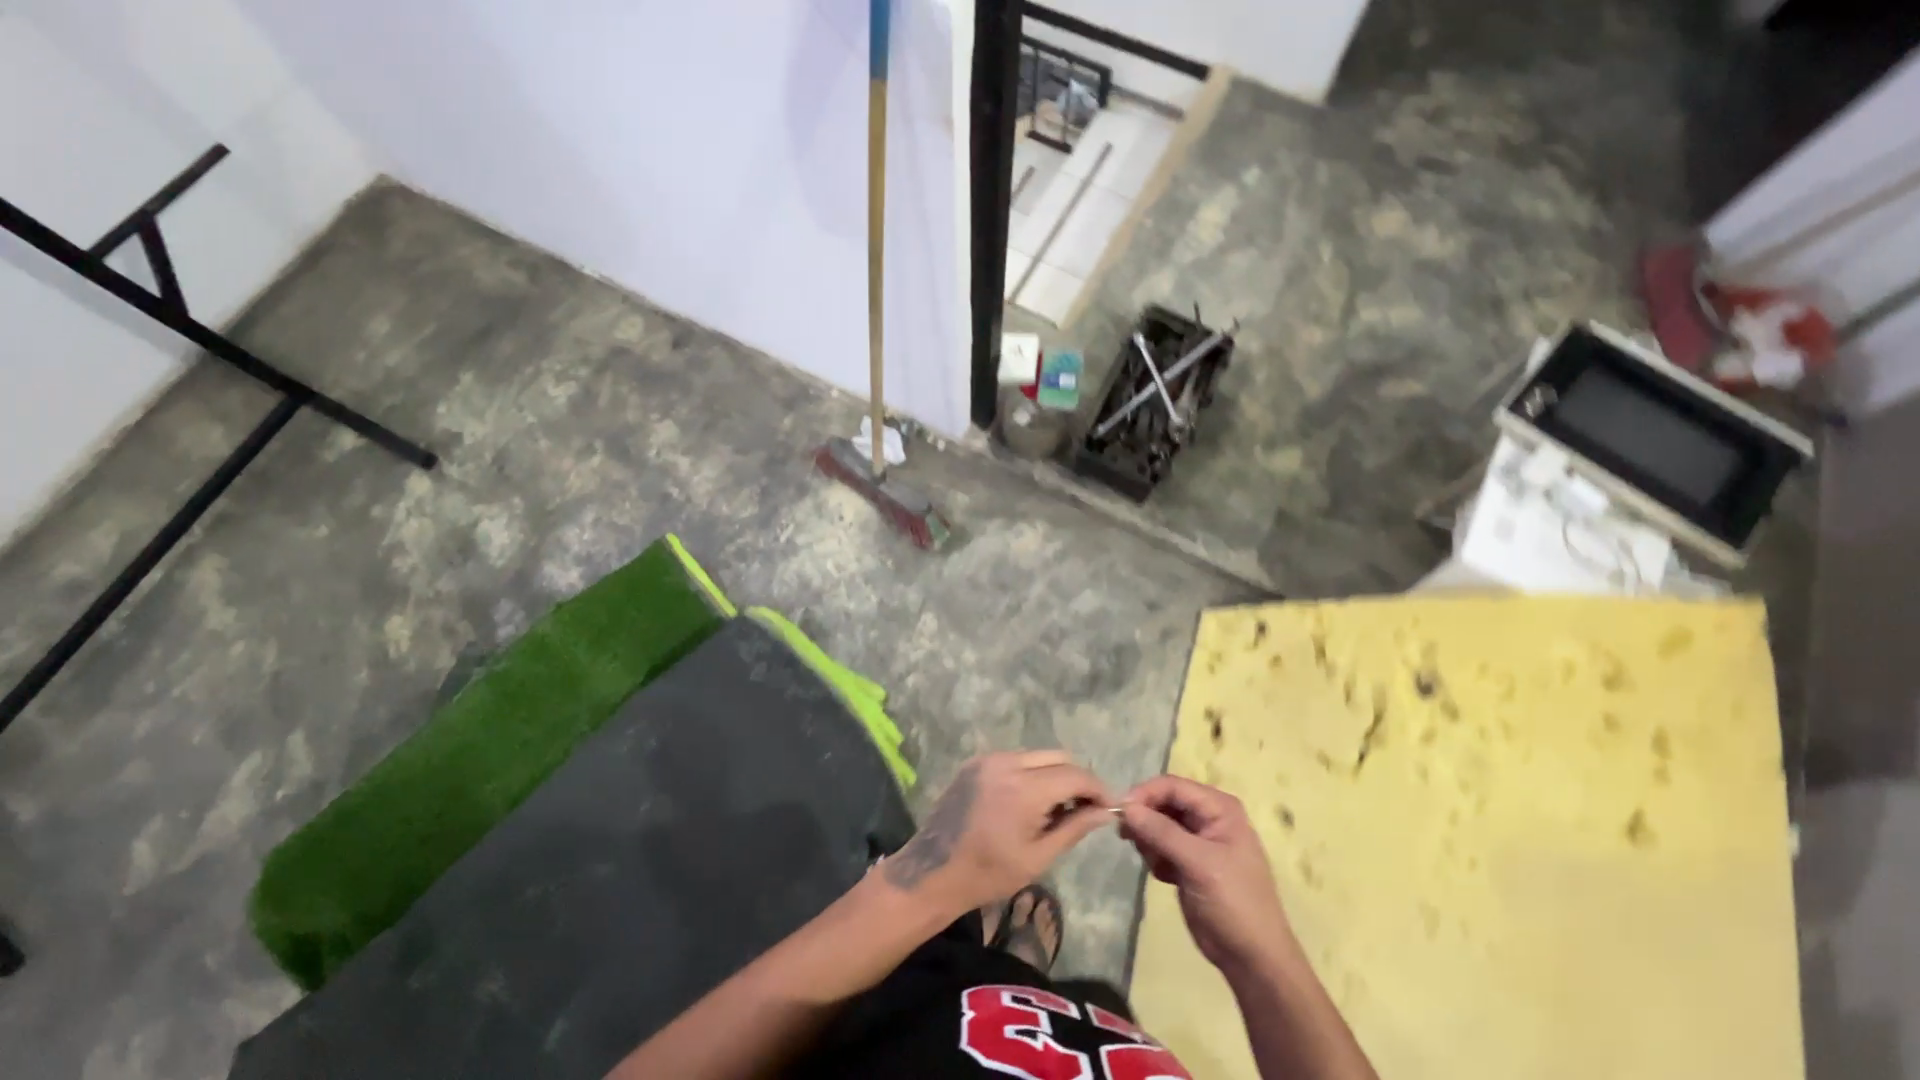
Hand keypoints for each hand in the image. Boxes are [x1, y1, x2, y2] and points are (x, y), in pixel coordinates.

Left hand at [881, 751, 1112, 917]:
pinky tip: (1029, 802)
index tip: (1108, 808)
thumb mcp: (1038, 857)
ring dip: (1053, 775)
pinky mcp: (974, 764)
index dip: (1097, 789)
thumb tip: (1105, 812)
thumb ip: (1074, 828)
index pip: (1075, 775)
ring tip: (1055, 810)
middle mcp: (1006, 763)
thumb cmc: (988, 874)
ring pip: (1037, 756)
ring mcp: (987, 760)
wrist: (933, 871)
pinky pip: (1015, 759)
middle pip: (1058, 758)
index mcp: (1024, 788)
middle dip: (1076, 780)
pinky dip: (1030, 774)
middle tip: (1083, 810)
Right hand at [1121, 775, 1294, 977]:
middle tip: (1130, 841)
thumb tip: (1125, 807)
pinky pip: (1159, 846)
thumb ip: (1161, 832)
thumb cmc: (1233, 902)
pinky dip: (1156, 859)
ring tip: (1159, 866)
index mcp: (1220, 808)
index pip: (1173, 786)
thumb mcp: (1198, 863)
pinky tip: (1166, 878)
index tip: (1119, 813)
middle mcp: (1208, 818)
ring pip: (1157, 825)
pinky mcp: (1187, 863)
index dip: (1145, 794)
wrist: (1250, 955)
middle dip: (1146, 820)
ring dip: (1150, 843)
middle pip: (1162, 803)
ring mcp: (1197, 841)